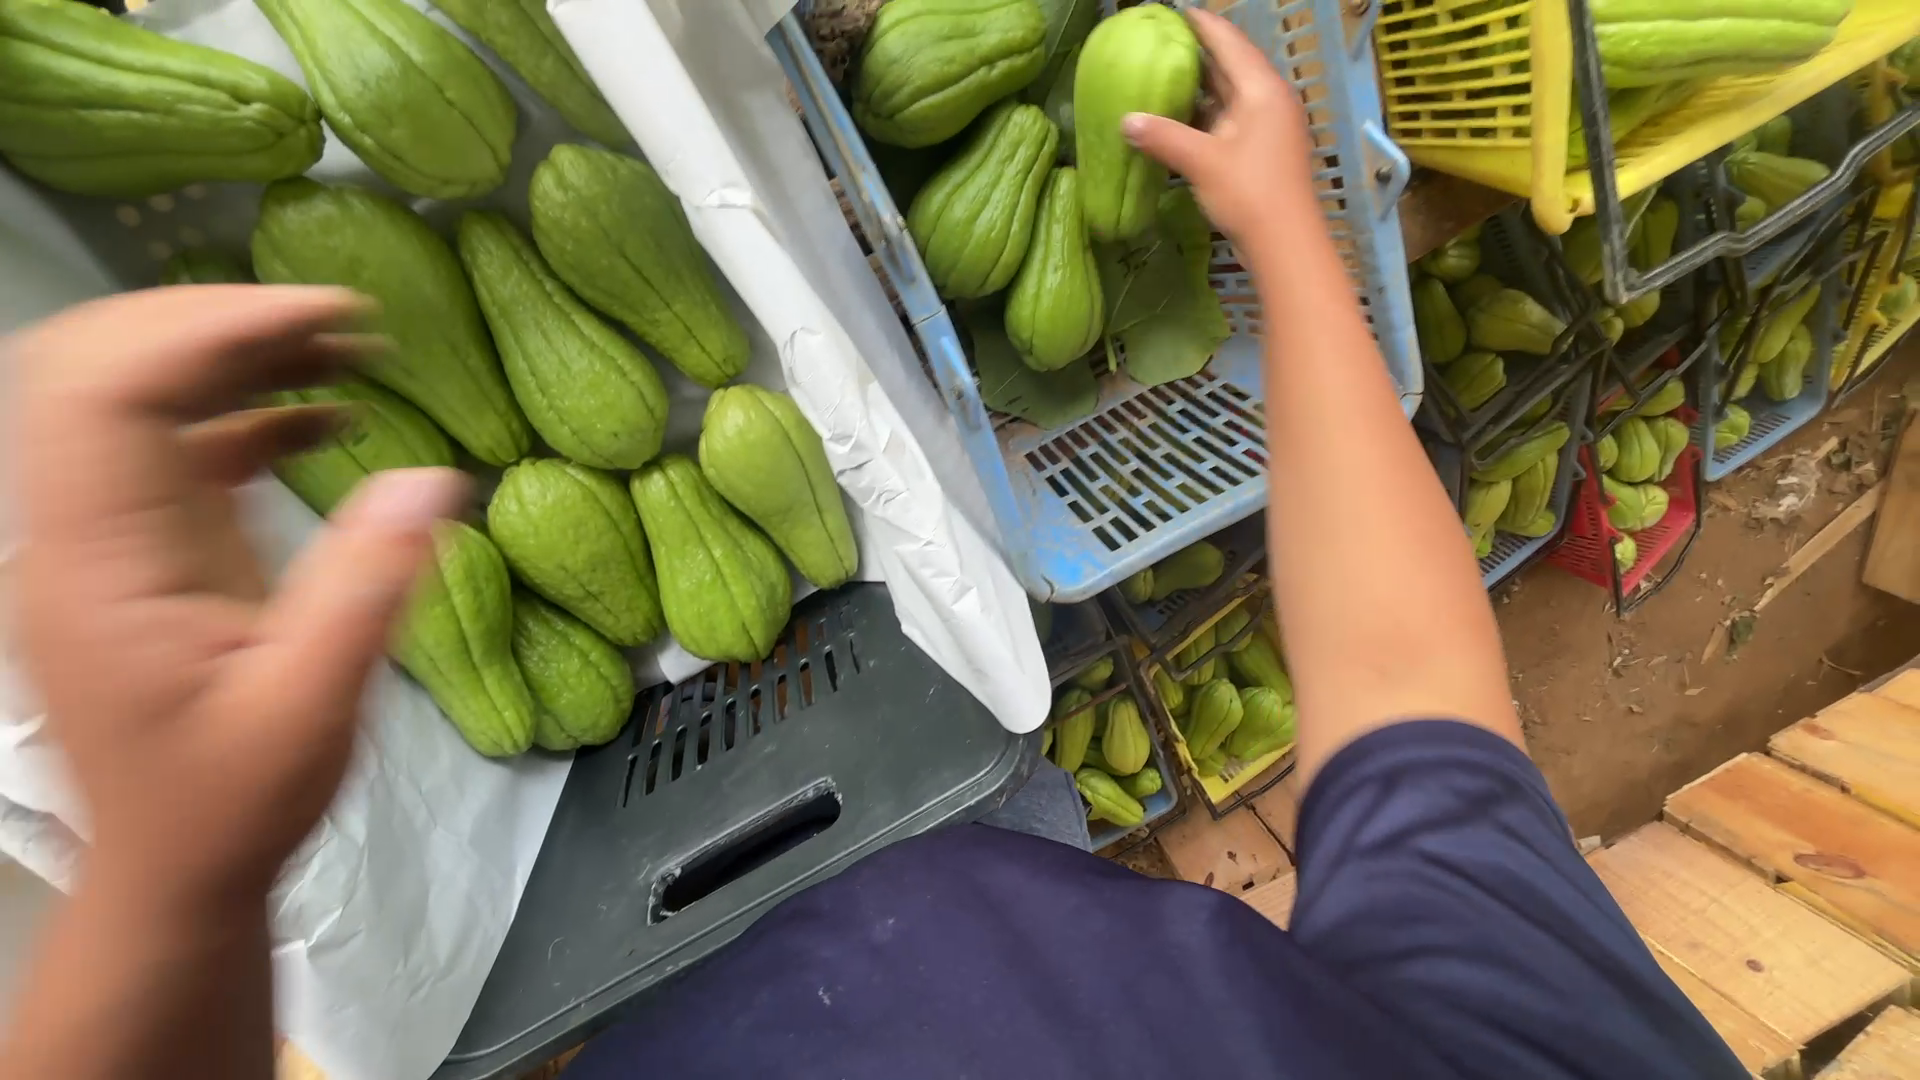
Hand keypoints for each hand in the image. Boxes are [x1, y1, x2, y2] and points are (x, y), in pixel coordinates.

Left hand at [5, 286, 468, 913]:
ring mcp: (108, 538)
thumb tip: (438, 478)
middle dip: (220, 323)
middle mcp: (79, 531)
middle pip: (102, 371)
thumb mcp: (315, 696)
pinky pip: (183, 451)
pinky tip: (331, 418)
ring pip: (141, 400)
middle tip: (345, 320)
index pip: (112, 392)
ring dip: (242, 359)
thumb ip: (371, 584)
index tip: (333, 312)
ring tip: (353, 350)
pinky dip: (255, 415)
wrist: (182, 858)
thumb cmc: (241, 790)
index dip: (214, 330)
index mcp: (99, 560)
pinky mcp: (149, 552)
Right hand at [1122, 9, 1317, 252]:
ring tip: (1163, 81)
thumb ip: (1164, 137)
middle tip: (1162, 46)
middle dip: (1197, 56)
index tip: (1175, 12)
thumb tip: (1126, 120)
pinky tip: (1180, 123)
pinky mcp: (1260, 153)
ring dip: (1198, 91)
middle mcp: (1267, 100)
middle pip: (1230, 67)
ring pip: (1228, 98)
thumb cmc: (1249, 194)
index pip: (1228, 43)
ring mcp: (1266, 127)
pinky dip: (1204, 118)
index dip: (1202, 25)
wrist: (1284, 242)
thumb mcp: (1202, 162)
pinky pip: (1228, 123)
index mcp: (1261, 90)